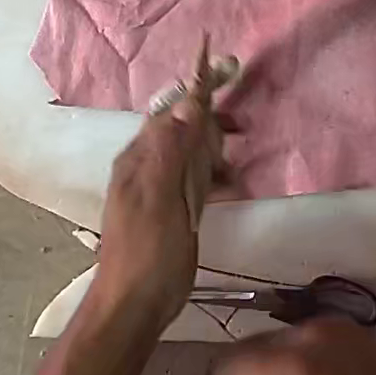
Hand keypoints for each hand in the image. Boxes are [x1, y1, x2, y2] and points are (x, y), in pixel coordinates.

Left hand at [94, 97, 220, 322]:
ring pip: (191, 154)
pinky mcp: (172, 209)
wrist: (135, 305)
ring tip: (234, 165)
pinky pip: (195, 179)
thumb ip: (172, 150)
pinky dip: (213, 177)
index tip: (226, 69)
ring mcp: (158, 189)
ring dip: (214, 152)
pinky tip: (229, 187)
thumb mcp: (160, 199)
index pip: (170, 111)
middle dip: (210, 124)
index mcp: (138, 159)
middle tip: (240, 129)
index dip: (197, 91)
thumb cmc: (148, 253)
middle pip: (181, 129)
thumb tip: (188, 103)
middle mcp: (146, 167)